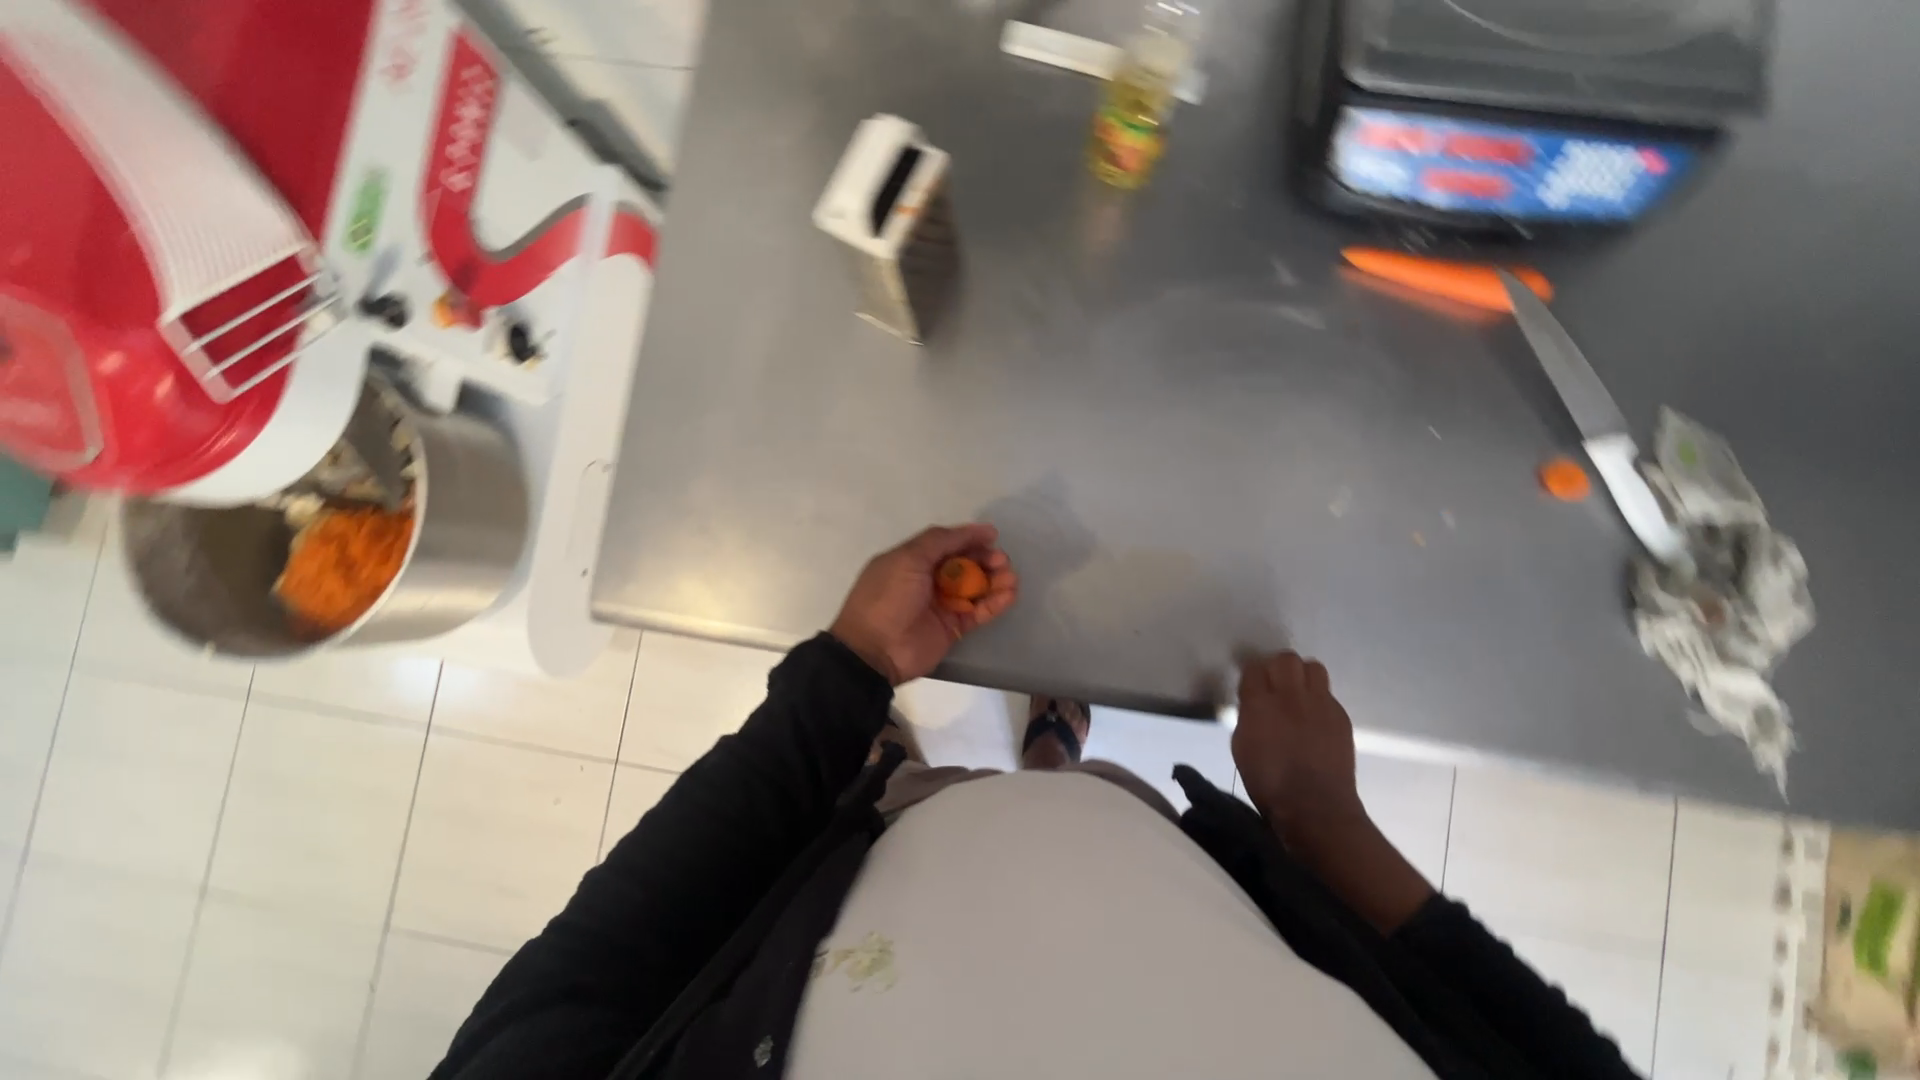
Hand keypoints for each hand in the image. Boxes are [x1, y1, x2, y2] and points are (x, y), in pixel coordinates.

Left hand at [829, 524, 1017, 684]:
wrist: (874, 650)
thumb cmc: (887, 597)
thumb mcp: (908, 559)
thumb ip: (940, 541)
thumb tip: (976, 530)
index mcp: (912, 560)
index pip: (947, 544)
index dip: (970, 538)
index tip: (993, 536)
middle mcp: (928, 580)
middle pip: (964, 564)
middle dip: (985, 560)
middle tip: (1002, 561)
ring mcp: (942, 605)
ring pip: (975, 588)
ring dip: (994, 580)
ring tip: (1010, 578)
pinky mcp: (953, 627)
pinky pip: (978, 611)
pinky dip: (995, 603)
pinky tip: (1009, 594)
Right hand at [1232, 652, 1368, 844]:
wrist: (1315, 806)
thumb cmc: (1268, 783)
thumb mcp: (1242, 747)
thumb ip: (1248, 717)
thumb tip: (1255, 705)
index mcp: (1259, 704)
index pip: (1254, 669)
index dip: (1252, 676)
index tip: (1252, 688)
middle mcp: (1290, 696)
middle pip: (1286, 659)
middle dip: (1278, 668)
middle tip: (1275, 687)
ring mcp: (1320, 704)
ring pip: (1313, 668)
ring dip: (1302, 676)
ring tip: (1298, 695)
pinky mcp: (1340, 716)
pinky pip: (1328, 694)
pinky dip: (1318, 700)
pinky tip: (1314, 720)